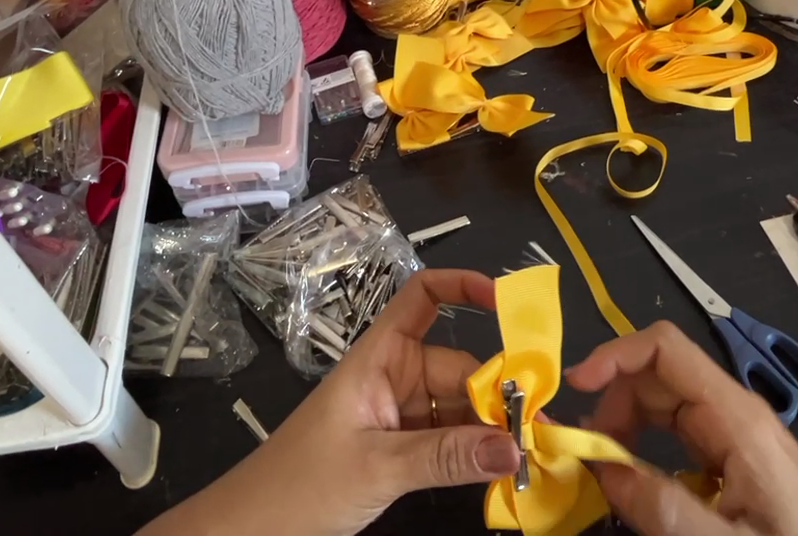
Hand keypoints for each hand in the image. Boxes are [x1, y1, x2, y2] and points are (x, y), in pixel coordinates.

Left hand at [141, 269, 521, 535]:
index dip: (462, 286)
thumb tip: (514, 447)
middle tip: (541, 427)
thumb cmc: (305, 481)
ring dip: (492, 427)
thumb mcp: (378, 467)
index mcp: (380, 355)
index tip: (506, 300)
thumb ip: (446, 457)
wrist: (256, 528)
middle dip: (498, 390)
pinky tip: (504, 469)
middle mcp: (396, 373)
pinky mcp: (404, 444)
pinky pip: (451, 436)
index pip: (423, 296)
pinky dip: (476, 451)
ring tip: (534, 454)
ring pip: (460, 405)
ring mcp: (402, 410)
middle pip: (458, 364)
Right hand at [564, 321, 797, 534]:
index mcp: (736, 418)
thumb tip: (600, 467)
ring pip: (664, 403)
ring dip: (626, 424)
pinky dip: (647, 445)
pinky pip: (680, 433)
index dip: (613, 354)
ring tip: (606, 466)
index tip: (574, 386)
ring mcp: (737, 433)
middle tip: (588, 452)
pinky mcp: (738, 458)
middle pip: (657, 375)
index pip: (664, 348)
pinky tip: (639, 480)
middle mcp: (735, 412)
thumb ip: (662, 509)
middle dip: (613, 401)